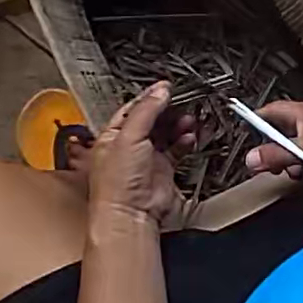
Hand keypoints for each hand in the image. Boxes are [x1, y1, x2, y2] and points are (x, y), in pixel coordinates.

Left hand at [83, 82, 194, 224]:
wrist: (131, 215)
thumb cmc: (117, 184)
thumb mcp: (130, 137)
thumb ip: (147, 111)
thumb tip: (160, 91)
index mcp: (113, 136)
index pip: (133, 108)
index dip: (150, 97)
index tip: (165, 88)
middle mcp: (129, 146)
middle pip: (152, 119)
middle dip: (168, 110)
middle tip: (181, 101)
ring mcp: (147, 158)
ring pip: (166, 133)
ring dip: (178, 124)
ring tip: (188, 119)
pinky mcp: (163, 169)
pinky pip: (177, 149)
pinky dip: (184, 141)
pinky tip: (189, 136)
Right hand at [244, 101, 302, 179]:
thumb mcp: (302, 151)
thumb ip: (275, 155)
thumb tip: (250, 159)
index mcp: (301, 112)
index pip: (270, 110)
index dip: (256, 119)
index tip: (245, 132)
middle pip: (281, 131)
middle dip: (274, 149)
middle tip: (269, 162)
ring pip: (295, 147)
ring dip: (291, 162)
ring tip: (294, 172)